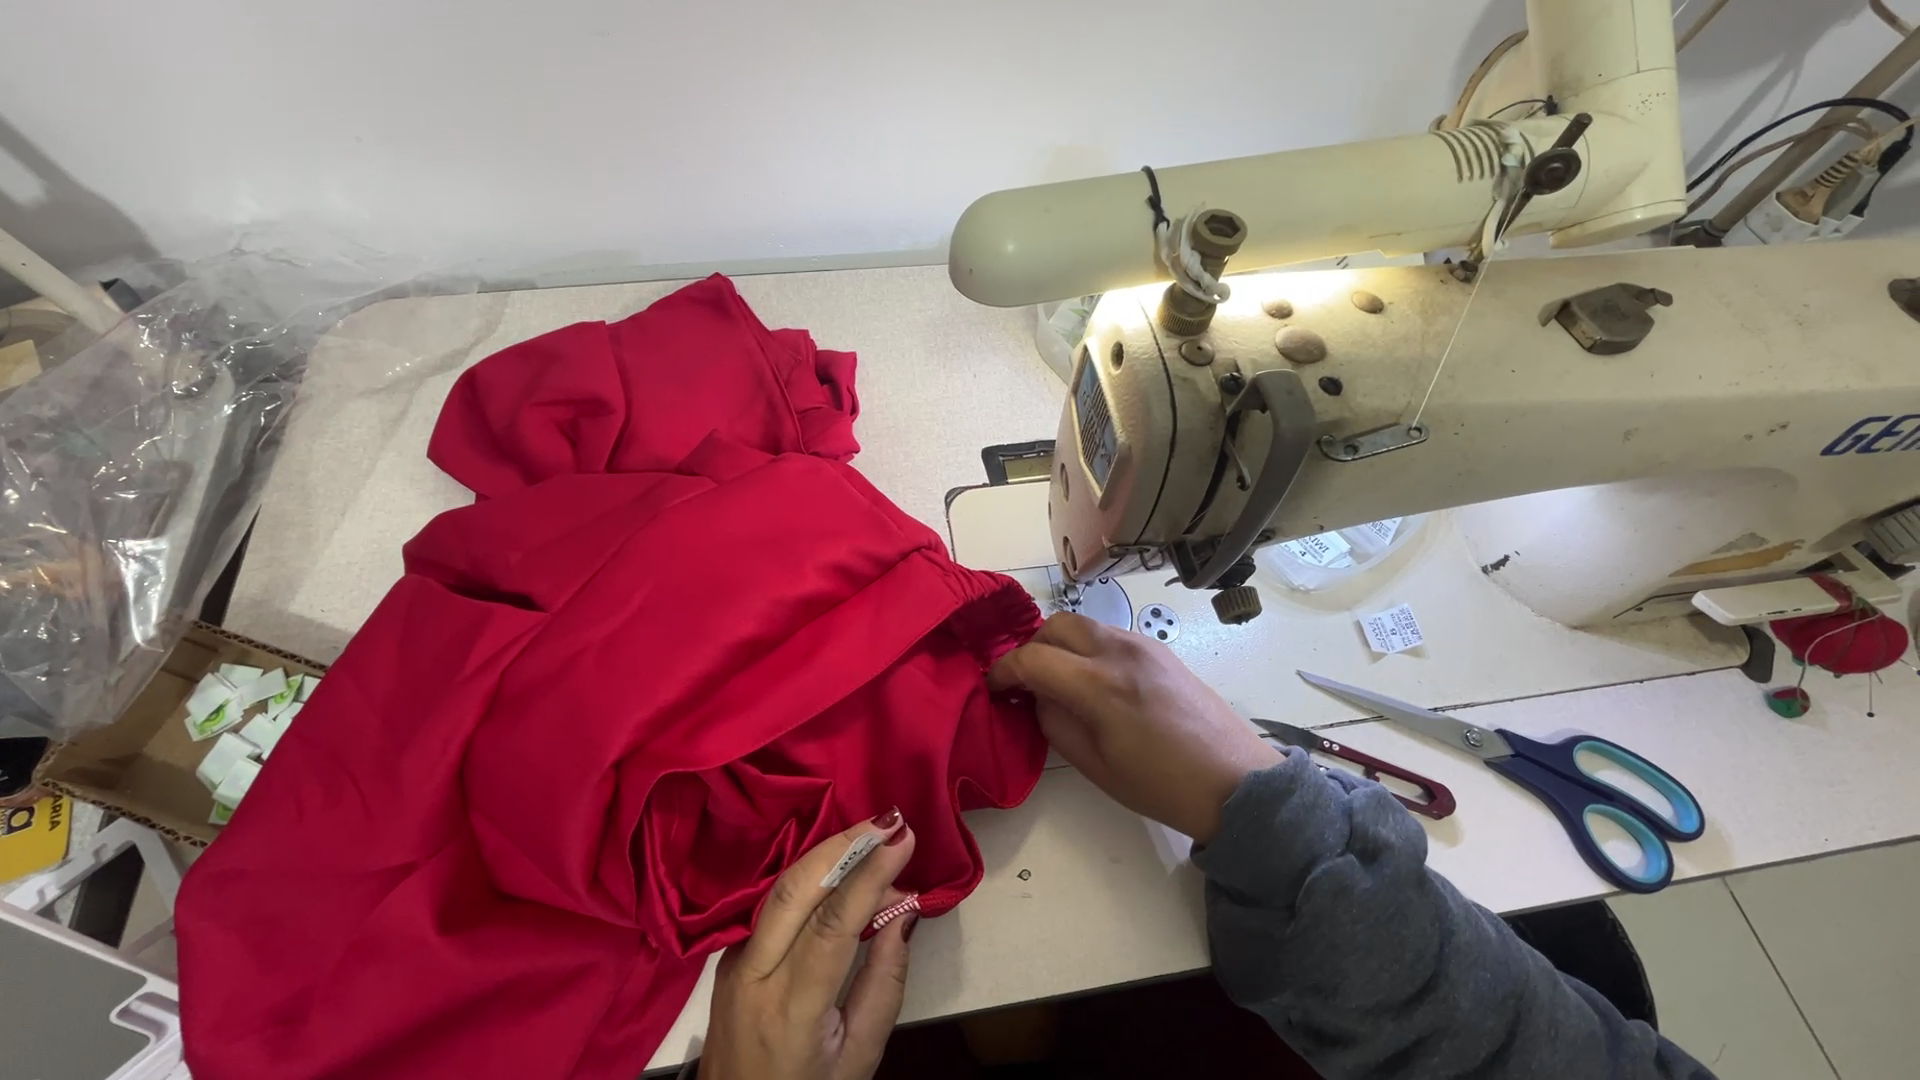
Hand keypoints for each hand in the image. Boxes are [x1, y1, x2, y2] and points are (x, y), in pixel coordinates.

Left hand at [702, 811, 919, 1079]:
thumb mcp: (858, 1058)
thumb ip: (884, 983)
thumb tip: (902, 911)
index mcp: (788, 1010)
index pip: (830, 925)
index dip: (869, 876)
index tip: (903, 839)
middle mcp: (753, 975)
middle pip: (794, 889)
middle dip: (844, 845)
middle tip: (891, 820)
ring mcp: (735, 960)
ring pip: (781, 887)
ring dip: (831, 853)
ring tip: (876, 833)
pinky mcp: (732, 952)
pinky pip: (775, 900)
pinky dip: (815, 874)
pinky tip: (846, 863)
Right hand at [988, 613, 1278, 843]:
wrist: (1234, 781)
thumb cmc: (1161, 785)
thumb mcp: (1095, 765)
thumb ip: (1054, 723)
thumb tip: (1036, 698)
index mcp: (1099, 686)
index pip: (1032, 658)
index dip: (1003, 671)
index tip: (994, 689)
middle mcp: (1118, 651)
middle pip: (1055, 625)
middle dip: (1031, 648)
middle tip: (1026, 681)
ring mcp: (1143, 644)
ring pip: (1082, 623)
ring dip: (1059, 643)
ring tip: (1058, 678)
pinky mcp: (1159, 648)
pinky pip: (1108, 632)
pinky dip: (1087, 646)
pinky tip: (1093, 679)